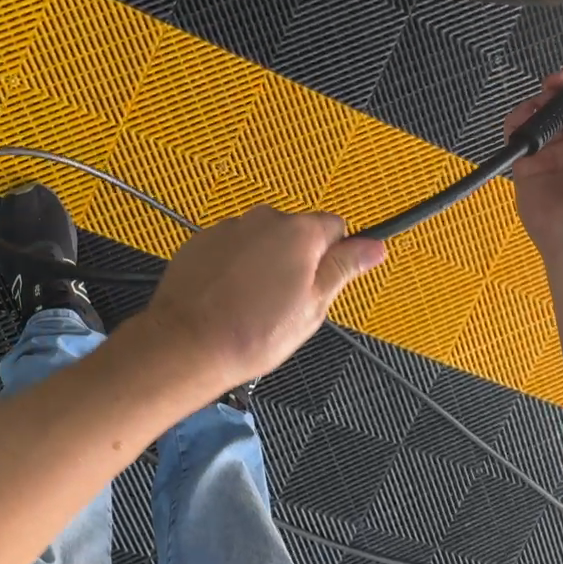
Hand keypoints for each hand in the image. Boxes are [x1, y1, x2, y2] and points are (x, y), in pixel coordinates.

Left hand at [129, 206, 385, 390]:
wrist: (188, 343)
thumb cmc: (251, 332)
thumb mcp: (313, 307)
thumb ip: (343, 268)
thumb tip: (374, 247)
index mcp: (299, 233)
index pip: (335, 226)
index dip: (334, 255)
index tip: (325, 279)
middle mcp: (263, 220)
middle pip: (295, 233)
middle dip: (296, 260)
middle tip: (288, 301)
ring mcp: (229, 228)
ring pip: (260, 241)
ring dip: (262, 263)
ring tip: (253, 305)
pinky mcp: (201, 242)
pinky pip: (230, 249)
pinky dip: (233, 268)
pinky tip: (229, 298)